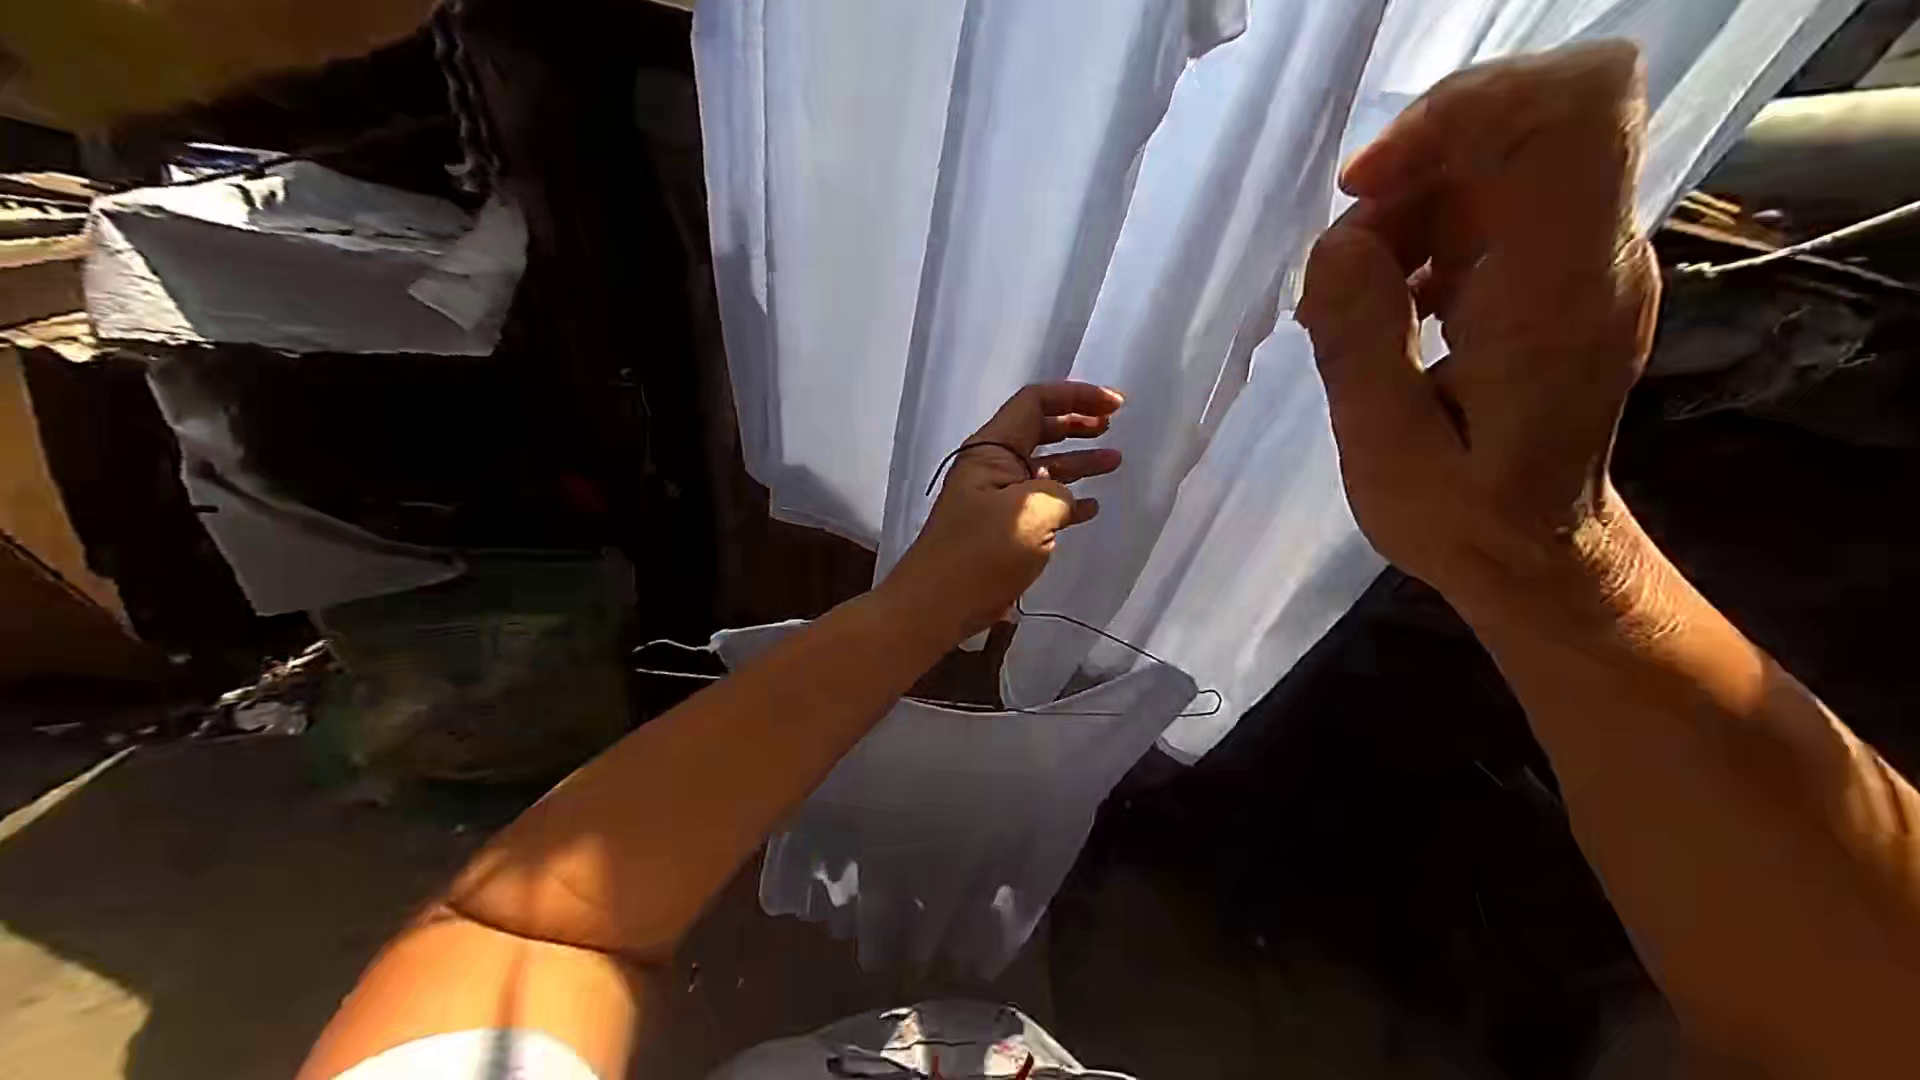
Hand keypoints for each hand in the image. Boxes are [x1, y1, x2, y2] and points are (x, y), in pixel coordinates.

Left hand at [883, 382, 1125, 642]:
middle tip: (1112, 425)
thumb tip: (1068, 499)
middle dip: (1076, 423)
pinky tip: (1092, 507)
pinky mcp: (1003, 529)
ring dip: (1079, 461)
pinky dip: (1068, 501)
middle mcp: (993, 467)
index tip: (1115, 405)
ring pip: (1044, 468)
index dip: (1076, 396)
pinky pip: (1042, 504)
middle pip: (1039, 430)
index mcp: (992, 449)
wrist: (937, 605)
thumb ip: (1060, 493)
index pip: (1034, 402)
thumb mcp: (1032, 513)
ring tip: (1114, 461)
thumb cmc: (981, 553)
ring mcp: (997, 499)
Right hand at [1297, 41, 1660, 620]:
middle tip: (1344, 260)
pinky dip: (1420, 234)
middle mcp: (1588, 258)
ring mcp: (1576, 263)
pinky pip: (1488, 208)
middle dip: (1415, 168)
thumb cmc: (1459, 518)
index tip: (1363, 189)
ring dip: (1406, 211)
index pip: (1567, 113)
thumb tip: (1335, 243)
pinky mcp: (1551, 278)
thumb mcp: (1385, 451)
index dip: (1458, 115)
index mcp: (1557, 297)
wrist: (1531, 552)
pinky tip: (1385, 306)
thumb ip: (1360, 343)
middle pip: (1528, 119)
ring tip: (1350, 303)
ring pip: (1497, 162)